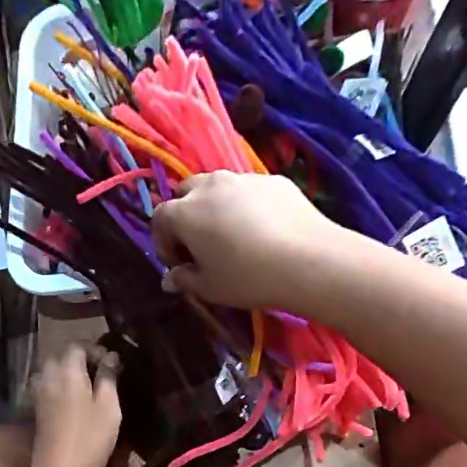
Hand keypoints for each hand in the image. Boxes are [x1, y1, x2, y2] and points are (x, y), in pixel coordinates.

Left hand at [28, 345, 121, 466]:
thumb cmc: (91, 439)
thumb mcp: (109, 408)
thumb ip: (109, 378)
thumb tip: (111, 356)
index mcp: (68, 372)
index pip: (77, 346)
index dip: (95, 348)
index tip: (112, 361)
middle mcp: (49, 377)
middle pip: (60, 356)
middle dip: (80, 358)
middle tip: (101, 371)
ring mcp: (39, 394)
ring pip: (51, 371)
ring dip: (68, 372)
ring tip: (88, 385)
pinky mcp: (37, 410)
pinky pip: (47, 386)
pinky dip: (60, 385)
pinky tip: (75, 399)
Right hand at [151, 171, 366, 312]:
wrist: (306, 259)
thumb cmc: (247, 277)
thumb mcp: (210, 288)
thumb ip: (185, 280)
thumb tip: (170, 279)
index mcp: (186, 212)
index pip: (160, 218)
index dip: (164, 242)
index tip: (177, 264)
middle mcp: (210, 185)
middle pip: (186, 192)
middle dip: (186, 216)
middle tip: (199, 245)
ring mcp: (243, 178)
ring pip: (218, 187)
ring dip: (215, 207)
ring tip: (231, 235)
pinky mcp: (273, 179)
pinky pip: (249, 190)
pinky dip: (246, 206)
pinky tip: (263, 231)